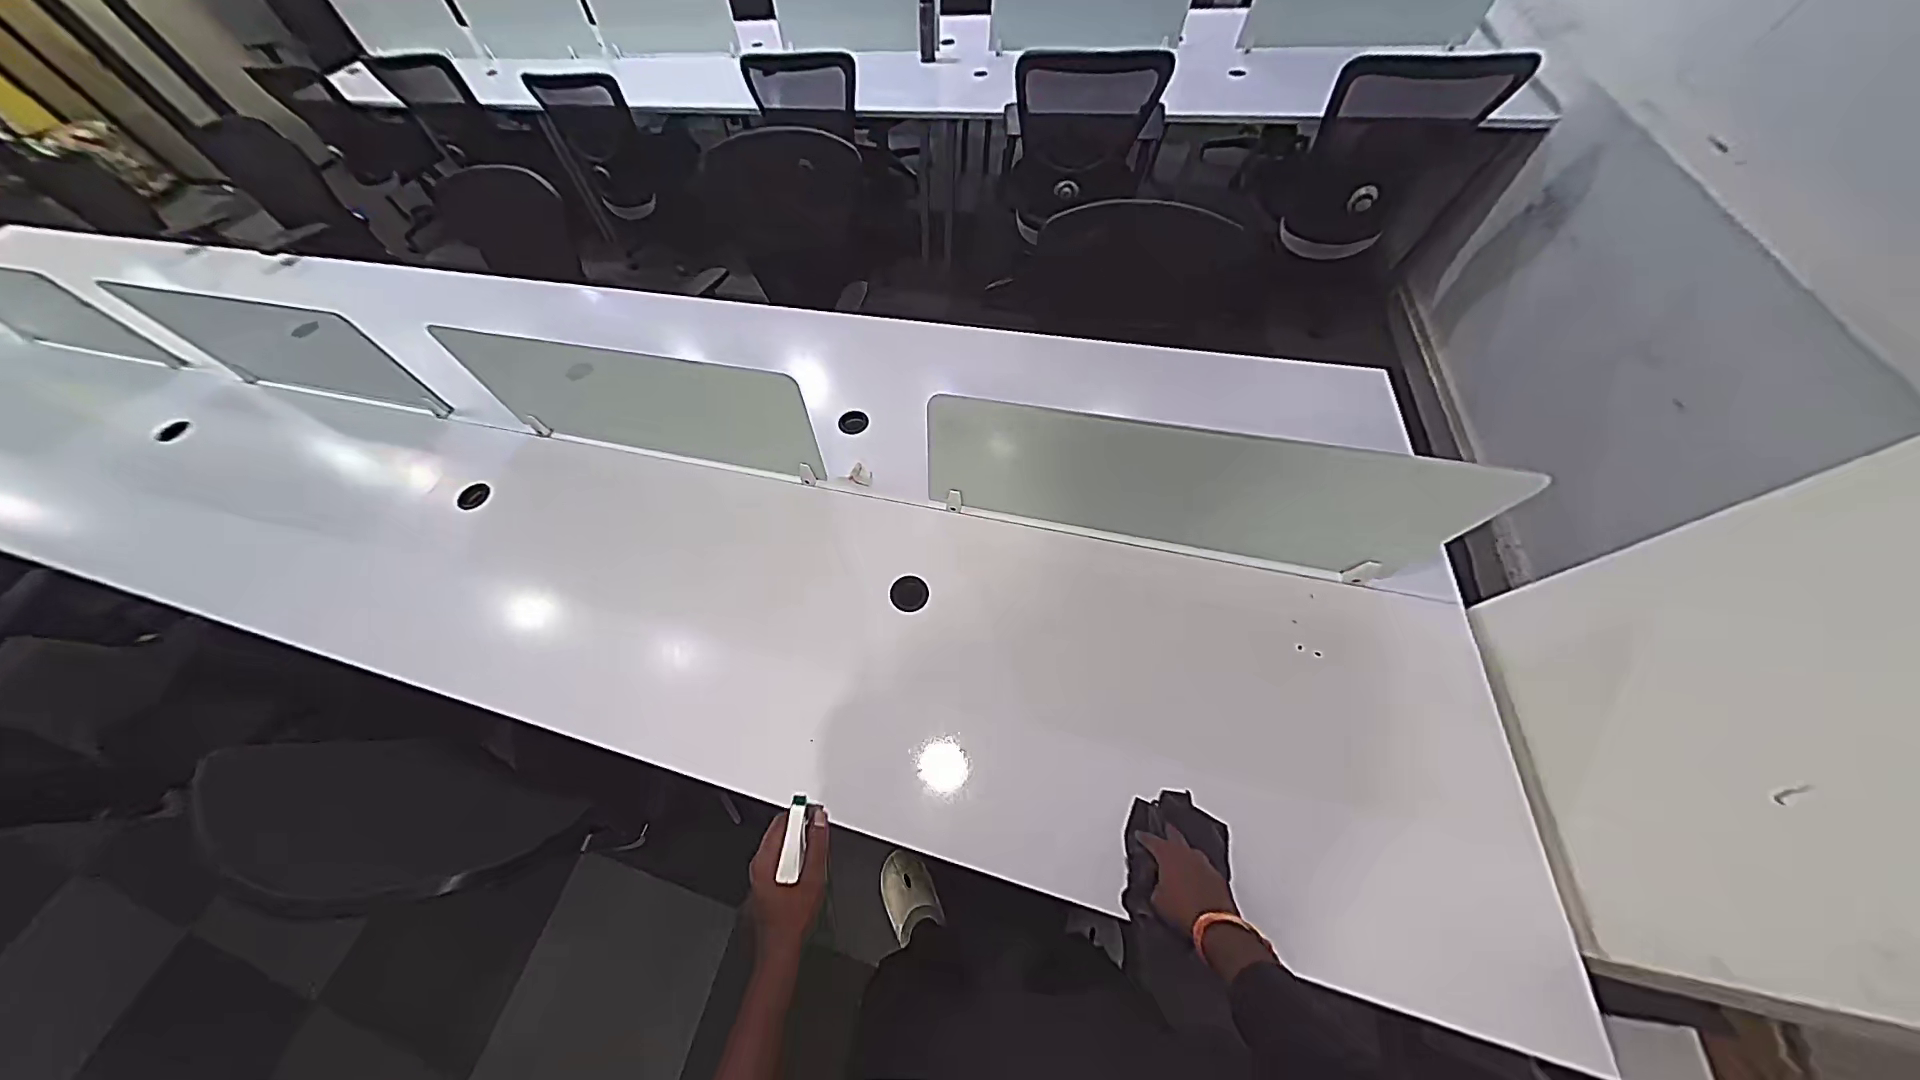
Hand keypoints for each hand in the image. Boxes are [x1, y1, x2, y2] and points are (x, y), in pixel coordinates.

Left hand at [748, 806, 828, 960]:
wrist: (780, 950)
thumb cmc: (791, 922)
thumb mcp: (813, 880)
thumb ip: (817, 846)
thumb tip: (819, 821)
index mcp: (765, 861)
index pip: (782, 821)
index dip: (802, 813)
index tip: (816, 813)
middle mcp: (758, 864)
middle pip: (780, 831)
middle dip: (801, 828)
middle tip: (819, 831)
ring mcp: (759, 873)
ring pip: (780, 844)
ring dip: (799, 843)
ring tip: (815, 853)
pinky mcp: (764, 881)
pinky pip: (779, 857)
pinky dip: (794, 855)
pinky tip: (806, 868)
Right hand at [1135, 822, 1236, 933]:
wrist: (1213, 924)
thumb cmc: (1182, 910)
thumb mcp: (1156, 900)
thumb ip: (1154, 886)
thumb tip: (1157, 886)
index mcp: (1167, 855)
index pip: (1151, 840)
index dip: (1143, 837)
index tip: (1140, 835)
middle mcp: (1186, 854)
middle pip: (1175, 835)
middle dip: (1168, 831)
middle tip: (1164, 827)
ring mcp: (1204, 863)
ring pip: (1191, 850)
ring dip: (1184, 851)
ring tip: (1179, 855)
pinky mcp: (1217, 876)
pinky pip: (1203, 866)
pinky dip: (1197, 868)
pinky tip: (1194, 875)